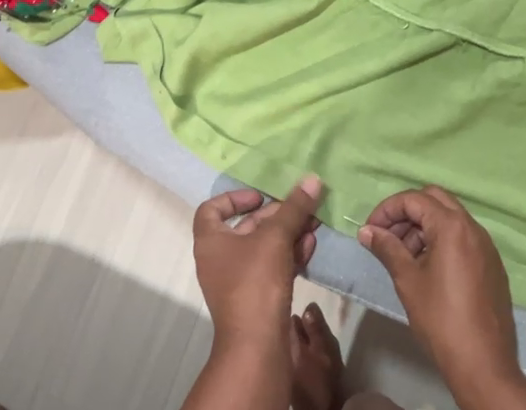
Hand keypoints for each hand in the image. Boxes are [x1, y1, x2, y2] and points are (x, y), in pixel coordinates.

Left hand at [192, 175, 322, 343]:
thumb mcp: (275, 238)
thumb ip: (293, 208)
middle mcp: (220, 259)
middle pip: (246, 227)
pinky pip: (273, 268)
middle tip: (302, 206)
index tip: (261, 196)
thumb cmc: (255, 282)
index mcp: (210, 241)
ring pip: (264, 248)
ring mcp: (238, 281)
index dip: (235, 197)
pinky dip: (290, 255)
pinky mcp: (257, 298)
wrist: (257, 346)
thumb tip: (312, 179)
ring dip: (289, 234)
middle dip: (277, 215)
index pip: (212, 208)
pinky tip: (312, 246)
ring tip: (314, 223)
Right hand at [359, 186, 525, 409]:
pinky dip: (441, 241)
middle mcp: (473, 228)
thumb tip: (367, 231)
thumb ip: (387, 248)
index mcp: (452, 226)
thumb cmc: (441, 319)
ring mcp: (486, 246)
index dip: (387, 210)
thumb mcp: (408, 280)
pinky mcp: (492, 265)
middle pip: (434, 200)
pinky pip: (463, 238)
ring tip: (404, 257)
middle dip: (406, 213)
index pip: (414, 199)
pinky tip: (427, 269)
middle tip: (387, 237)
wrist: (483, 363)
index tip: (370, 230)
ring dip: (423, 228)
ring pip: (449, 219)